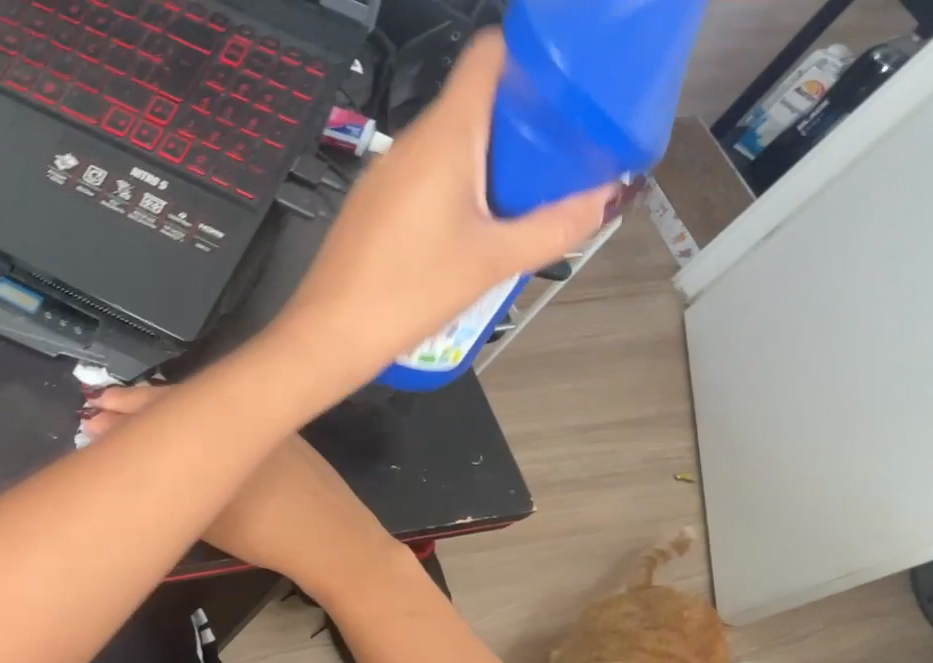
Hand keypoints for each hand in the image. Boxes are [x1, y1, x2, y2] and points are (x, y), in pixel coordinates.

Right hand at [83, 385, 409, 587]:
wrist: (331, 538)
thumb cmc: (264, 531)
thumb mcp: (204, 516)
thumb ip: (165, 488)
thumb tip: (128, 469)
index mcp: (221, 427)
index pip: (161, 409)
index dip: (123, 412)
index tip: (90, 416)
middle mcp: (240, 414)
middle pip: (179, 403)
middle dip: (136, 407)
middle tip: (98, 408)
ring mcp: (260, 424)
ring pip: (203, 411)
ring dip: (165, 416)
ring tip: (128, 420)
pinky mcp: (277, 438)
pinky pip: (224, 421)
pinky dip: (195, 426)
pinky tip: (180, 438)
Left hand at [272, 30, 612, 376]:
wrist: (326, 338)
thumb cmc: (407, 293)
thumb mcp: (493, 261)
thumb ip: (556, 226)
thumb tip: (606, 199)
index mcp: (442, 136)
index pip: (487, 54)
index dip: (528, 54)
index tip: (565, 81)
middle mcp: (406, 144)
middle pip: (472, 103)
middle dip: (519, 121)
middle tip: (559, 154)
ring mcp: (380, 176)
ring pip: (445, 146)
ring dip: (486, 161)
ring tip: (521, 196)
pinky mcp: (366, 207)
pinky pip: (419, 178)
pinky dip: (452, 188)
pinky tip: (469, 227)